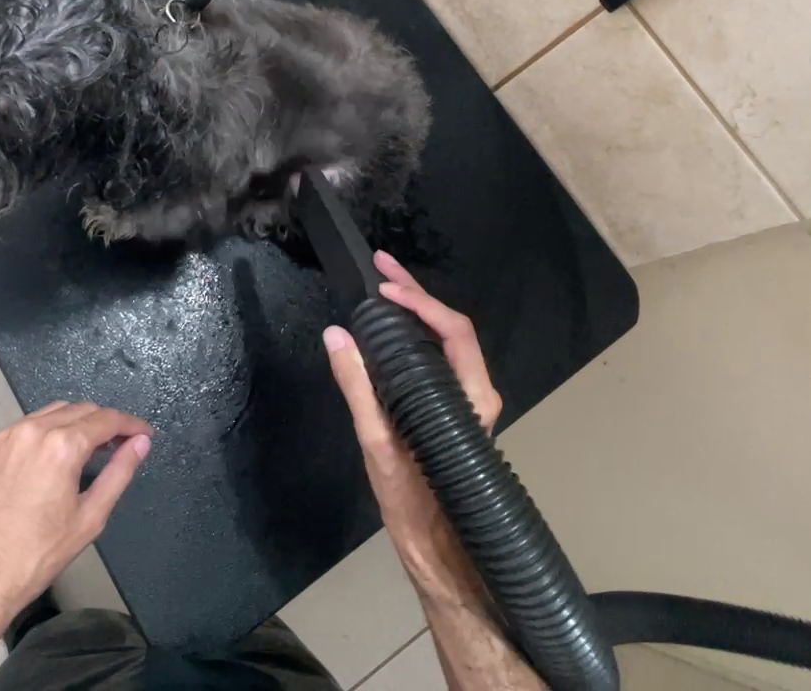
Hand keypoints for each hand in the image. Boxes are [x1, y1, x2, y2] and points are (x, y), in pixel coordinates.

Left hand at [0, 402, 153, 622]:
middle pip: (81, 409)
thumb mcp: (90, 518)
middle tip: (122, 443)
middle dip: (106, 421)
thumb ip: (119, 473)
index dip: (131, 424)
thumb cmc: (38, 555)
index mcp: (60, 447)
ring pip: (53, 411)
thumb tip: (140, 443)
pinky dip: (49, 430)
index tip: (145, 434)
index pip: (106, 419)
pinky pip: (27, 425)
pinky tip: (54, 455)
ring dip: (78, 421)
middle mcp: (32, 430)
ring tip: (92, 448)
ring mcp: (6, 436)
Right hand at [324, 252, 501, 599]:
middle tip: (380, 263)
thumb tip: (337, 335)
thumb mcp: (379, 444)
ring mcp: (462, 399)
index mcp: (469, 397)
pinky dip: (411, 331)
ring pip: (443, 340)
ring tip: (382, 283)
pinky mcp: (447, 407)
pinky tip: (387, 325)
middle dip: (415, 291)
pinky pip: (433, 357)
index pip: (453, 331)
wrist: (438, 547)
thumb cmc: (413, 500)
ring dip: (414, 307)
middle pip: (449, 327)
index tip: (384, 285)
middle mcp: (473, 392)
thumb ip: (359, 387)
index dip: (420, 301)